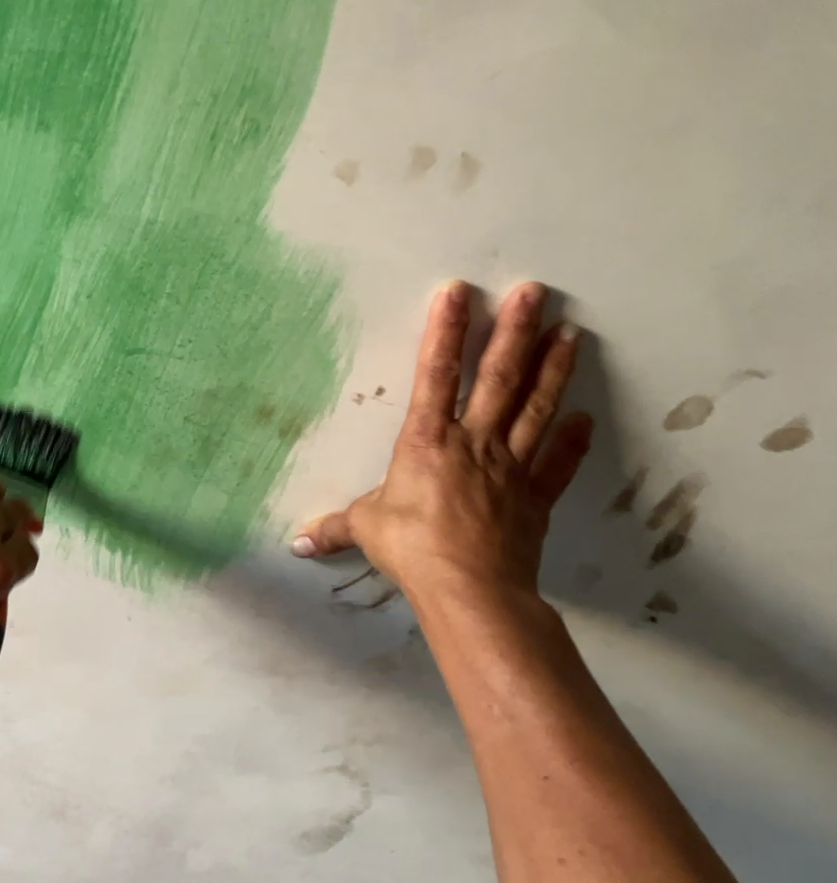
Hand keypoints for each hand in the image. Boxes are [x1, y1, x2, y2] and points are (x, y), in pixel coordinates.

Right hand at [292, 281, 593, 601]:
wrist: (470, 589)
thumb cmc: (411, 547)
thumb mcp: (364, 528)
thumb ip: (334, 528)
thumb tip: (298, 544)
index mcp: (426, 442)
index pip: (435, 376)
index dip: (444, 333)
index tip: (456, 295)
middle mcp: (472, 444)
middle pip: (497, 379)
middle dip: (513, 332)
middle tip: (533, 293)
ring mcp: (510, 468)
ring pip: (534, 408)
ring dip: (551, 369)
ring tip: (569, 333)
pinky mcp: (534, 498)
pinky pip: (556, 464)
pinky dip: (571, 441)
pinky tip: (584, 418)